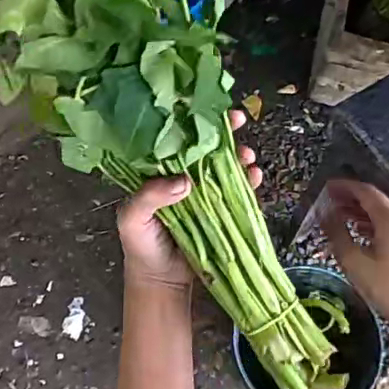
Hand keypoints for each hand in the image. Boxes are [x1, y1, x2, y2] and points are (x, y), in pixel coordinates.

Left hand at [118, 110, 260, 292]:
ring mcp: (206, 192)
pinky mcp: (224, 209)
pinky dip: (250, 181)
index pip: (177, 139)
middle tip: (238, 120)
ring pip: (226, 165)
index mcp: (160, 172)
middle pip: (207, 146)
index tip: (207, 108)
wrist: (162, 280)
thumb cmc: (141, 245)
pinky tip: (255, 176)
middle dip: (224, 131)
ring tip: (247, 155)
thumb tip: (184, 181)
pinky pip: (239, 190)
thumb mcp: (133, 218)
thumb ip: (150, 196)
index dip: (192, 122)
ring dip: (240, 155)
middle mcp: (185, 176)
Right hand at [321, 178, 388, 333]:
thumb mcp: (355, 263)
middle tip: (327, 201)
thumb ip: (338, 234)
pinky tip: (358, 233)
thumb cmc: (388, 291)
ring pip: (383, 214)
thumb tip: (324, 213)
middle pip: (376, 201)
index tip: (325, 187)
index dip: (344, 187)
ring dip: (360, 212)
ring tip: (337, 215)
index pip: (366, 192)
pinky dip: (371, 224)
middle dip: (351, 198)